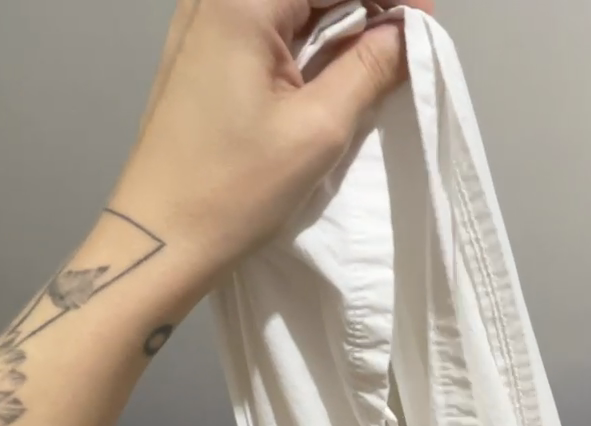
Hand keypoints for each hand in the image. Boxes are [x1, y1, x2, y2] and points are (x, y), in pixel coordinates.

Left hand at [113, 0, 434, 271]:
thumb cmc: (236, 188)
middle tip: (408, 35)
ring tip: (378, 52)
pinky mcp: (198, 55)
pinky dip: (305, 39)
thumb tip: (405, 33)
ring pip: (287, 5)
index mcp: (241, 0)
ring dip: (336, 20)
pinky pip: (264, 27)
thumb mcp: (318, 129)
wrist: (162, 236)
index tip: (427, 15)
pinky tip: (333, 63)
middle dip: (363, 4)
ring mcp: (200, 23)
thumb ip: (368, 69)